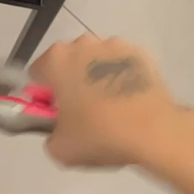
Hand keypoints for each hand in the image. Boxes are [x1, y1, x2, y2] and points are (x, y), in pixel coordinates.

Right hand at [31, 34, 193, 172]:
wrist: (156, 132)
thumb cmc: (101, 134)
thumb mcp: (61, 149)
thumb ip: (49, 135)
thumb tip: (57, 130)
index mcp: (55, 60)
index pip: (37, 74)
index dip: (45, 96)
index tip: (58, 115)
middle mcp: (81, 44)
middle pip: (67, 63)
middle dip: (71, 83)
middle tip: (84, 114)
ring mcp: (112, 45)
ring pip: (96, 61)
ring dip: (97, 78)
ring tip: (113, 110)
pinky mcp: (140, 53)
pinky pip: (122, 65)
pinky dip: (123, 78)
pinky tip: (131, 102)